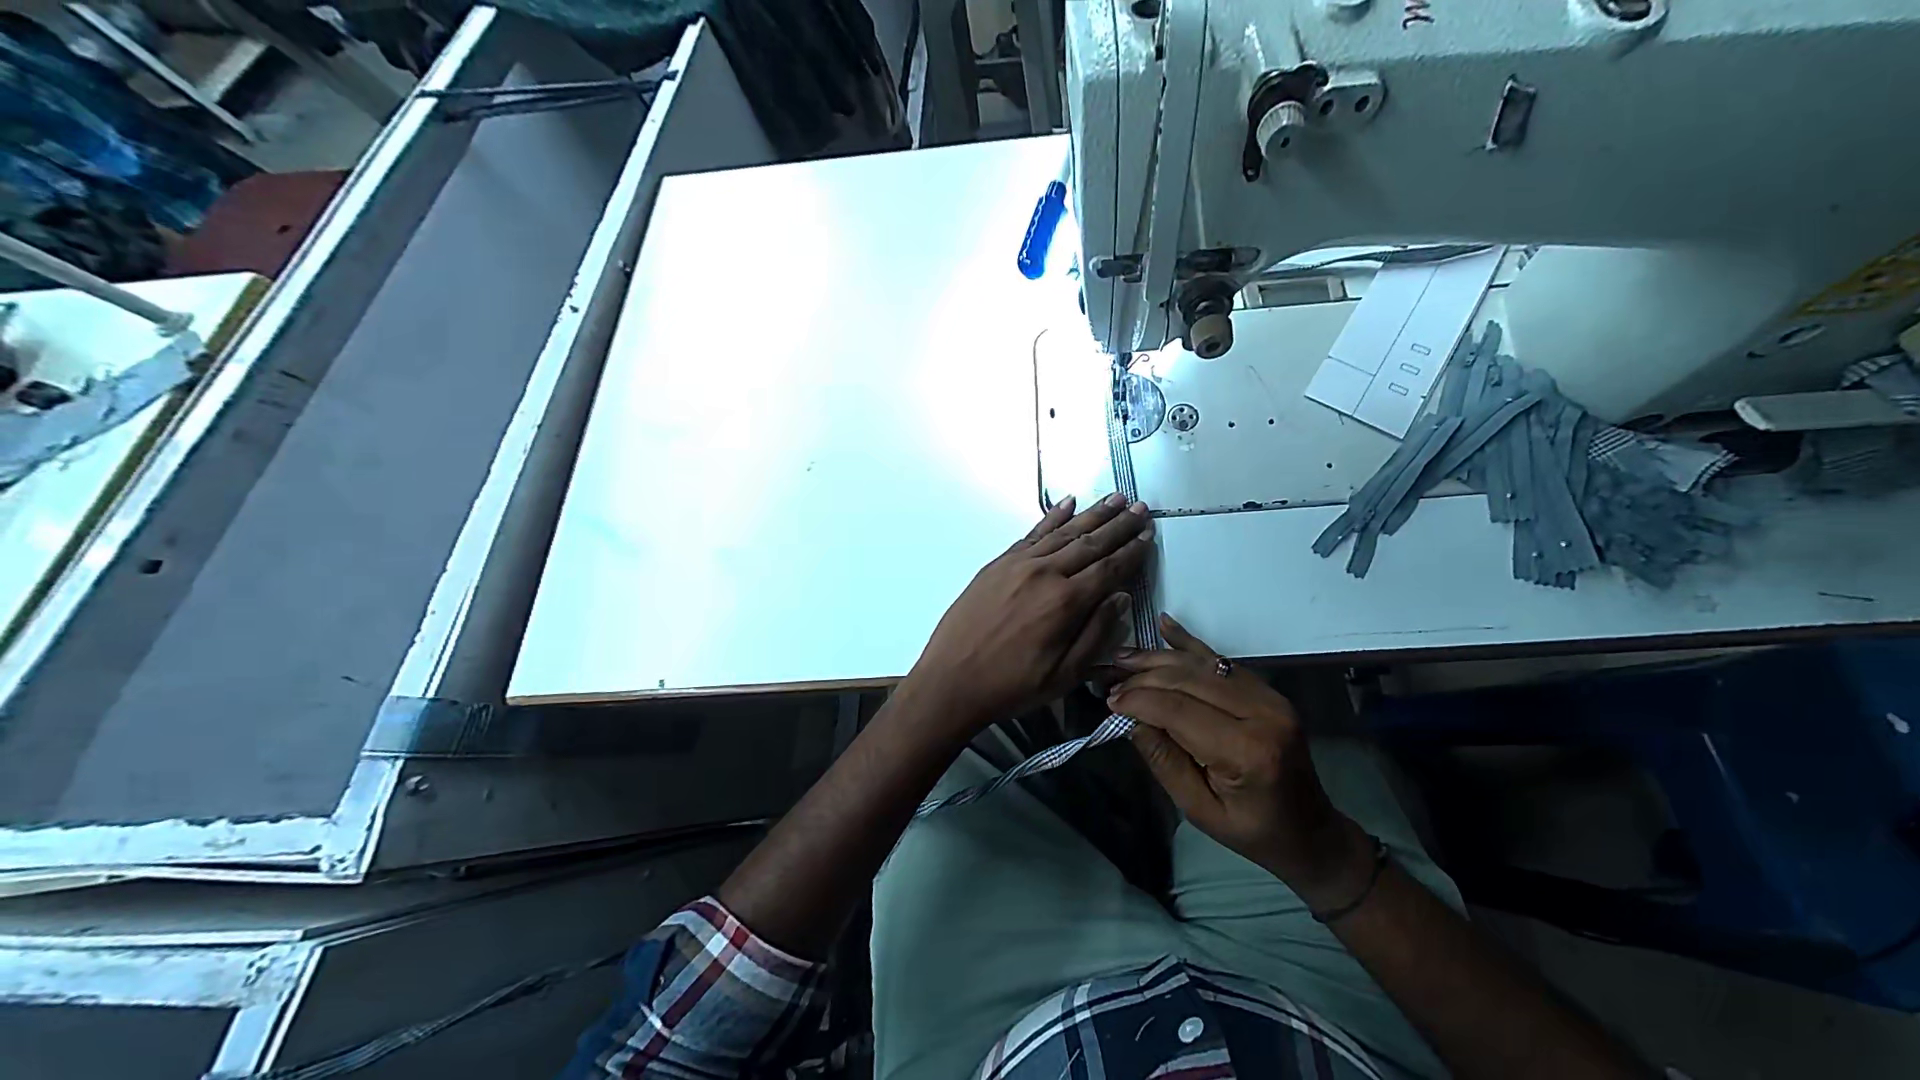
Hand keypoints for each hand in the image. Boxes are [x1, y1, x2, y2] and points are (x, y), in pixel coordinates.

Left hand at [903, 493, 1153, 737]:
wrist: (951, 680)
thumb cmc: (1010, 685)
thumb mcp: (1064, 675)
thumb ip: (1097, 634)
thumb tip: (1121, 598)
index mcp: (1065, 603)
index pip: (1109, 568)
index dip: (1132, 551)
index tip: (1148, 534)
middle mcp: (1044, 574)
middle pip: (1090, 542)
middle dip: (1119, 525)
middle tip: (1139, 507)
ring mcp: (1018, 565)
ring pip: (1063, 532)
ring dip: (1092, 514)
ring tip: (1114, 499)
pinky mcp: (998, 564)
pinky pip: (1032, 533)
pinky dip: (1052, 517)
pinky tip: (1067, 504)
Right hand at [1108, 615, 1373, 908]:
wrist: (1311, 831)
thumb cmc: (1252, 831)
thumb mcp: (1199, 809)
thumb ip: (1163, 759)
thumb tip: (1129, 718)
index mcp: (1247, 750)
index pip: (1178, 710)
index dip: (1139, 700)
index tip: (1108, 701)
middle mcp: (1263, 713)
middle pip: (1189, 680)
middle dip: (1143, 677)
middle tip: (1109, 680)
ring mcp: (1270, 697)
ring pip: (1203, 664)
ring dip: (1159, 658)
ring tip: (1122, 656)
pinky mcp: (1269, 691)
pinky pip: (1222, 661)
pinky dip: (1190, 644)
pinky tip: (1164, 626)